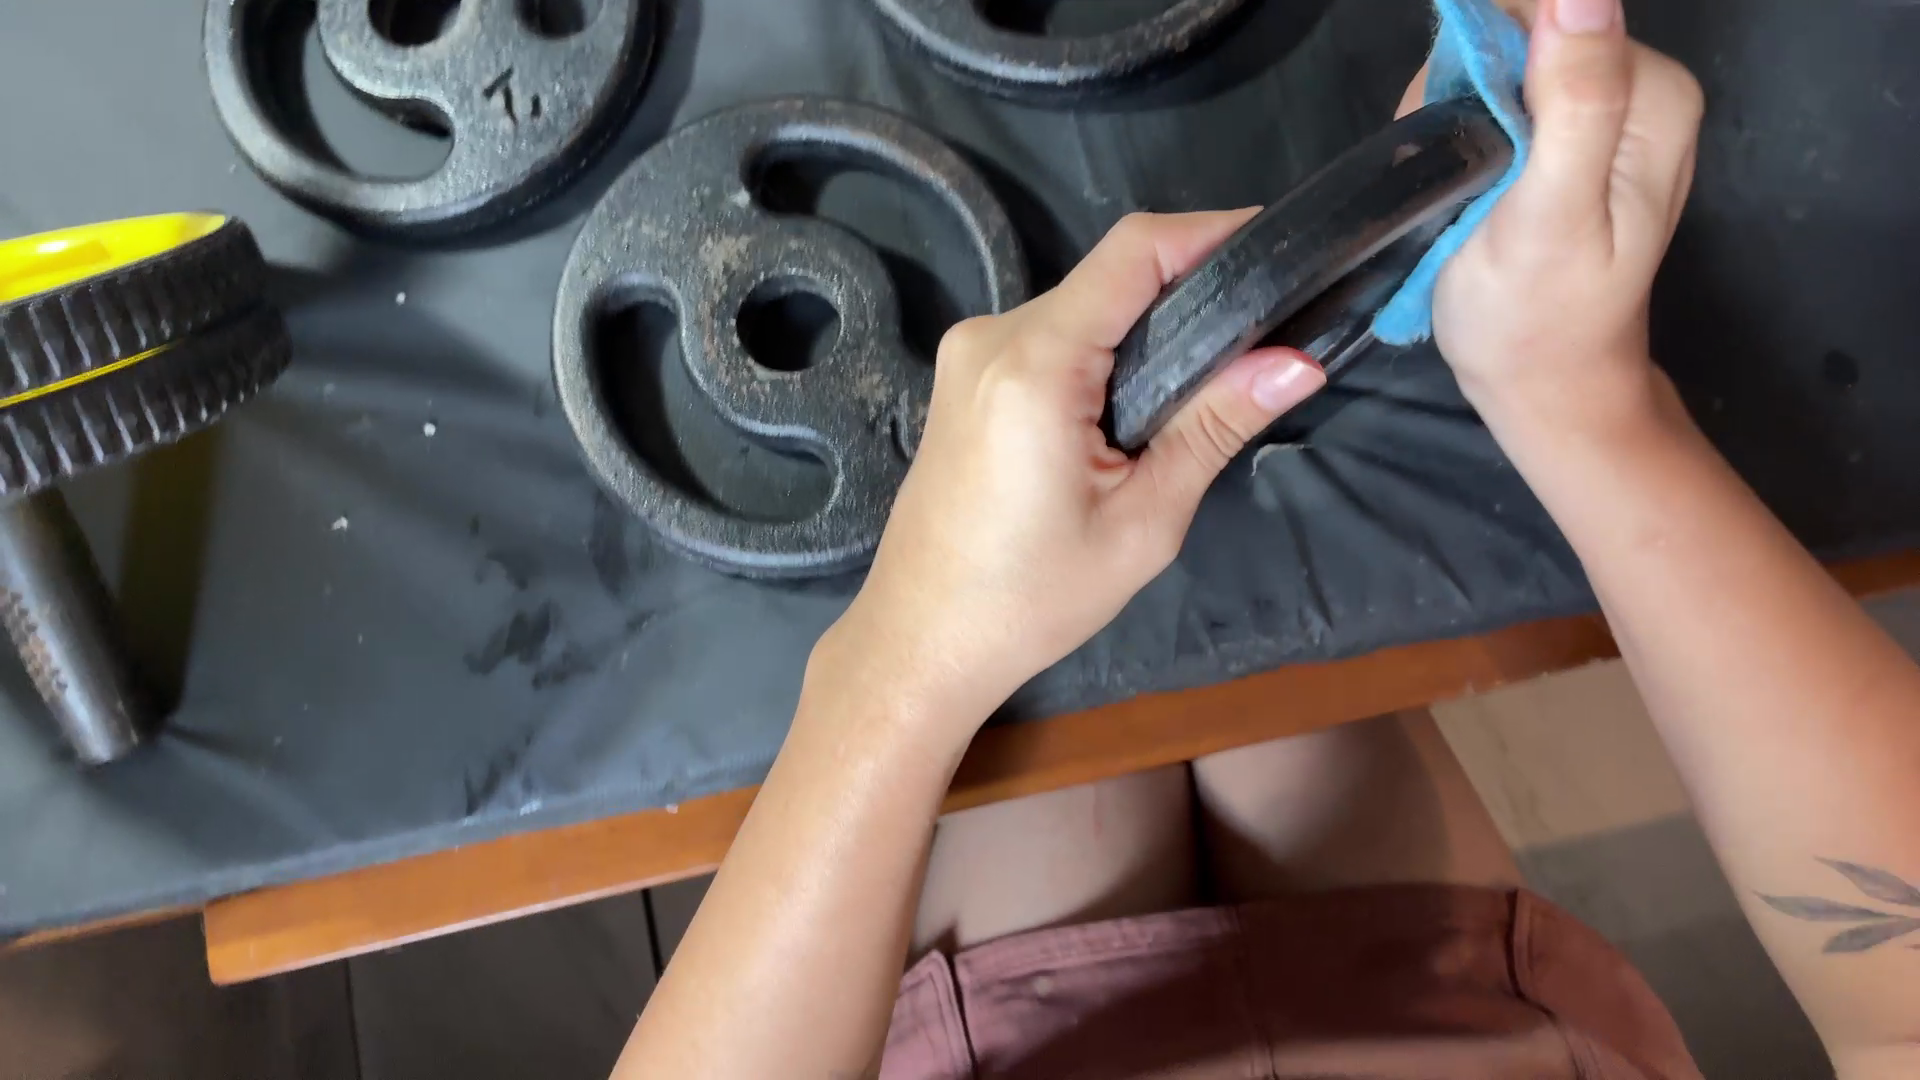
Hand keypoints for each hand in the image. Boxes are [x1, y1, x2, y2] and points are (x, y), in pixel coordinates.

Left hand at [816, 211, 1326, 726]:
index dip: (1211, 233)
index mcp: (1033, 363)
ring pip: (1077, 313)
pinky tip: (1126, 412)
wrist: (922, 638)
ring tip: (1197, 390)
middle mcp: (989, 338)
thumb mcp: (1140, 522)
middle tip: (1255, 343)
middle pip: (1106, 282)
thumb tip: (1298, 361)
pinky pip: (1045, 345)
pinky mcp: (961, 385)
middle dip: (1185, 297)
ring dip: (1140, 337)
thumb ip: (1214, 427)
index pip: (1133, 251)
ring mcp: (966, 359)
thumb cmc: (1030, 599)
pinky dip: (1097, 360)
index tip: (1276, 249)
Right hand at [1417, 0, 1703, 440]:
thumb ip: (1573, 107)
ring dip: (1451, 120)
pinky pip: (1503, 113)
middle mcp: (1635, 95)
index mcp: (1647, 97)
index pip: (1552, 14)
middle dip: (1458, 92)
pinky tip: (1452, 188)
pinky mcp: (1564, 155)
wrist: (1540, 384)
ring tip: (1441, 189)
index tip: (1436, 134)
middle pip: (1527, 37)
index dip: (1475, 57)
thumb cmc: (1534, 316)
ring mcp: (1600, 126)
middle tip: (1436, 174)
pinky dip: (1461, 140)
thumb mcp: (1549, 216)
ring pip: (1506, 75)